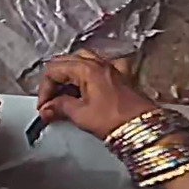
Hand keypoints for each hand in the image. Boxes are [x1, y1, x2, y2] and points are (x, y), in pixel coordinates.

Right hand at [36, 50, 159, 139]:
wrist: (144, 128)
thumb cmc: (115, 120)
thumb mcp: (81, 115)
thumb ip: (60, 107)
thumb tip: (46, 109)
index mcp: (86, 68)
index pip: (54, 70)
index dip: (45, 89)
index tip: (43, 107)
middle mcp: (99, 62)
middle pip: (66, 62)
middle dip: (55, 81)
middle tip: (50, 102)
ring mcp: (112, 67)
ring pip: (83, 60)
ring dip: (70, 75)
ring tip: (66, 94)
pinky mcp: (121, 76)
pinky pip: (103, 66)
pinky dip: (92, 72)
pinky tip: (90, 83)